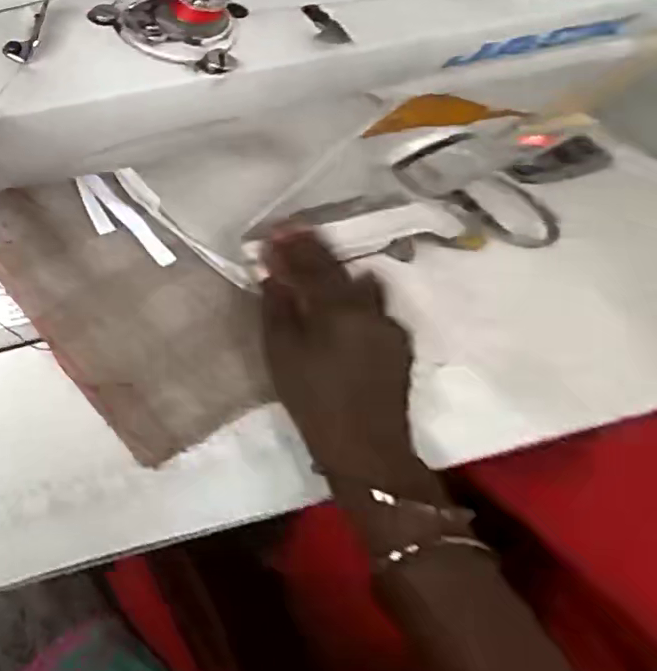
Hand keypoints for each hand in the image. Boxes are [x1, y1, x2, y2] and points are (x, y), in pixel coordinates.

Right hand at [261, 231, 428, 489]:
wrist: (363, 443)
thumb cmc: (310, 393)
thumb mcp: (280, 348)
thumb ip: (277, 306)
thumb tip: (273, 275)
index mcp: (341, 311)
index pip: (315, 267)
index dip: (295, 246)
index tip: (278, 227)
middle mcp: (373, 313)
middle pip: (343, 272)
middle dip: (318, 252)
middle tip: (295, 235)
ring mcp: (391, 329)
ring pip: (363, 287)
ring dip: (338, 271)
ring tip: (315, 261)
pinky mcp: (396, 345)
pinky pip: (372, 305)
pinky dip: (351, 292)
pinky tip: (337, 294)